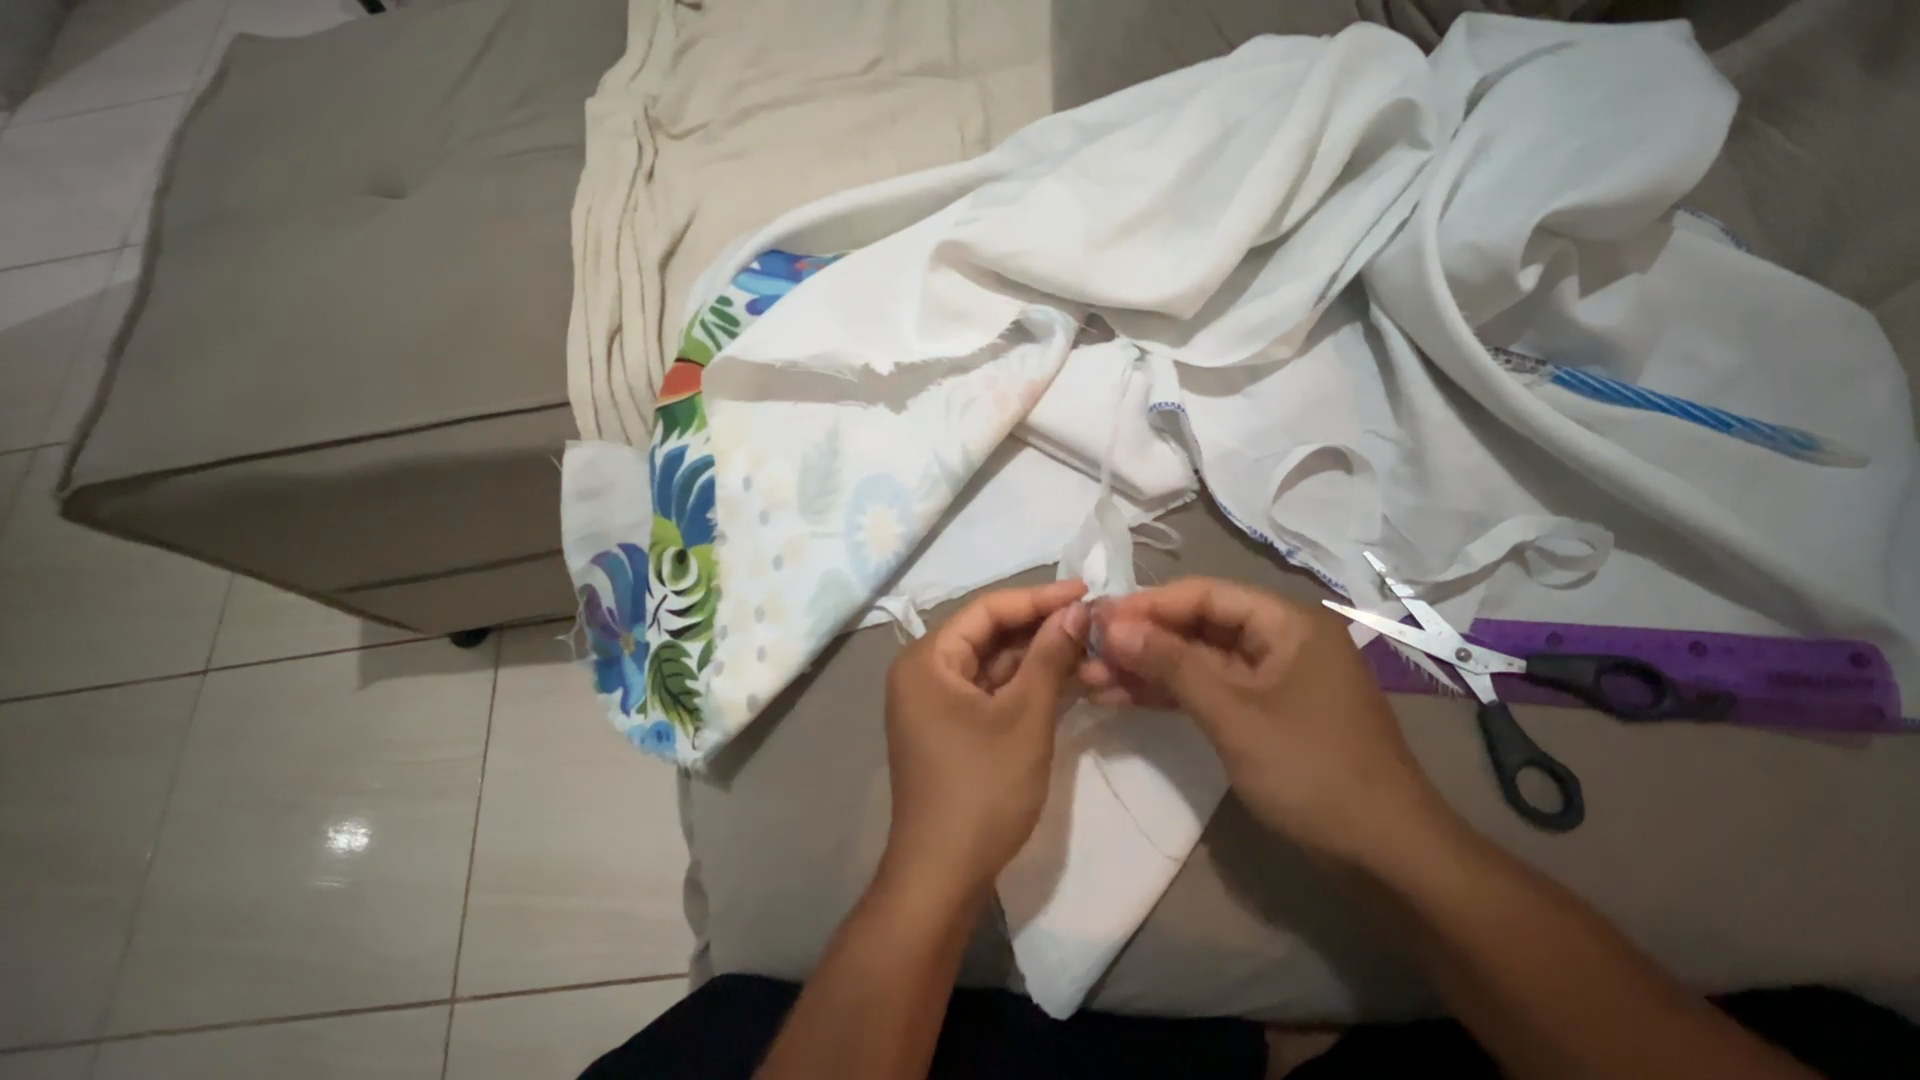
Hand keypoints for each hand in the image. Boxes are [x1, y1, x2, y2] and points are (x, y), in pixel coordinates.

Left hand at [881, 581, 1089, 895]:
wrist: (943, 873)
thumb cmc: (982, 788)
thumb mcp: (1025, 716)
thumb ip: (1050, 656)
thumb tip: (1077, 609)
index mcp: (926, 660)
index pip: (987, 609)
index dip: (1039, 597)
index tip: (1087, 591)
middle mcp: (923, 674)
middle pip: (987, 635)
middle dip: (1040, 627)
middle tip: (1094, 620)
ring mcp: (934, 705)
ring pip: (991, 665)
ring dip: (1036, 657)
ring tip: (1089, 645)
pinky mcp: (949, 730)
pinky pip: (989, 693)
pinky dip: (1024, 686)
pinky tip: (1066, 679)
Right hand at [1081, 578, 1446, 861]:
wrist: (1384, 854)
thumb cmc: (1312, 771)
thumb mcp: (1234, 714)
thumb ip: (1170, 664)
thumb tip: (1110, 623)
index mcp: (1287, 622)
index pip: (1203, 594)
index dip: (1145, 605)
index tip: (1092, 621)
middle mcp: (1282, 640)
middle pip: (1199, 625)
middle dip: (1141, 640)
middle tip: (1083, 654)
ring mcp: (1275, 679)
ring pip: (1200, 660)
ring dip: (1149, 669)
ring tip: (1090, 680)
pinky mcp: (1267, 714)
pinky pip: (1212, 690)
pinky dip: (1172, 694)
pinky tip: (1124, 700)